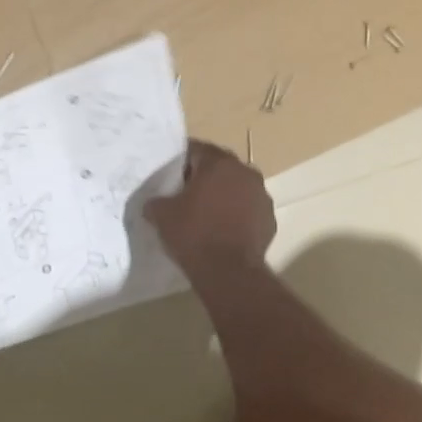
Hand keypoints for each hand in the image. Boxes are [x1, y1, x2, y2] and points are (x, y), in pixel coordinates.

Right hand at [145, 139, 276, 272]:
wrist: (228, 270)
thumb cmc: (193, 235)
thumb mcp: (162, 218)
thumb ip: (156, 203)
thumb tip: (153, 203)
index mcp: (218, 164)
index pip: (196, 150)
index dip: (181, 162)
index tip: (170, 176)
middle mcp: (244, 171)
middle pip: (220, 168)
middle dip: (203, 179)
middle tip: (186, 196)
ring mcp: (261, 194)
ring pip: (237, 188)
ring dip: (223, 197)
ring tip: (206, 216)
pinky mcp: (268, 218)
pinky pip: (248, 210)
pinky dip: (236, 216)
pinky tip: (223, 233)